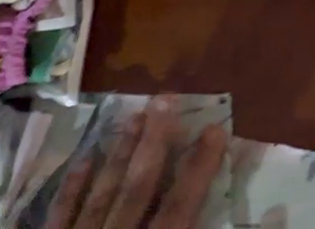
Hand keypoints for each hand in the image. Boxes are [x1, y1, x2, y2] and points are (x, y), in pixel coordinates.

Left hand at [44, 95, 229, 228]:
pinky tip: (83, 159)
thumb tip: (256, 215)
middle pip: (137, 189)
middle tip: (166, 98)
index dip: (199, 168)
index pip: (180, 206)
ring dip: (119, 154)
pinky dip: (70, 190)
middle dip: (153, 142)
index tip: (216, 128)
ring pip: (102, 194)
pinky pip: (59, 218)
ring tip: (134, 115)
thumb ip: (195, 228)